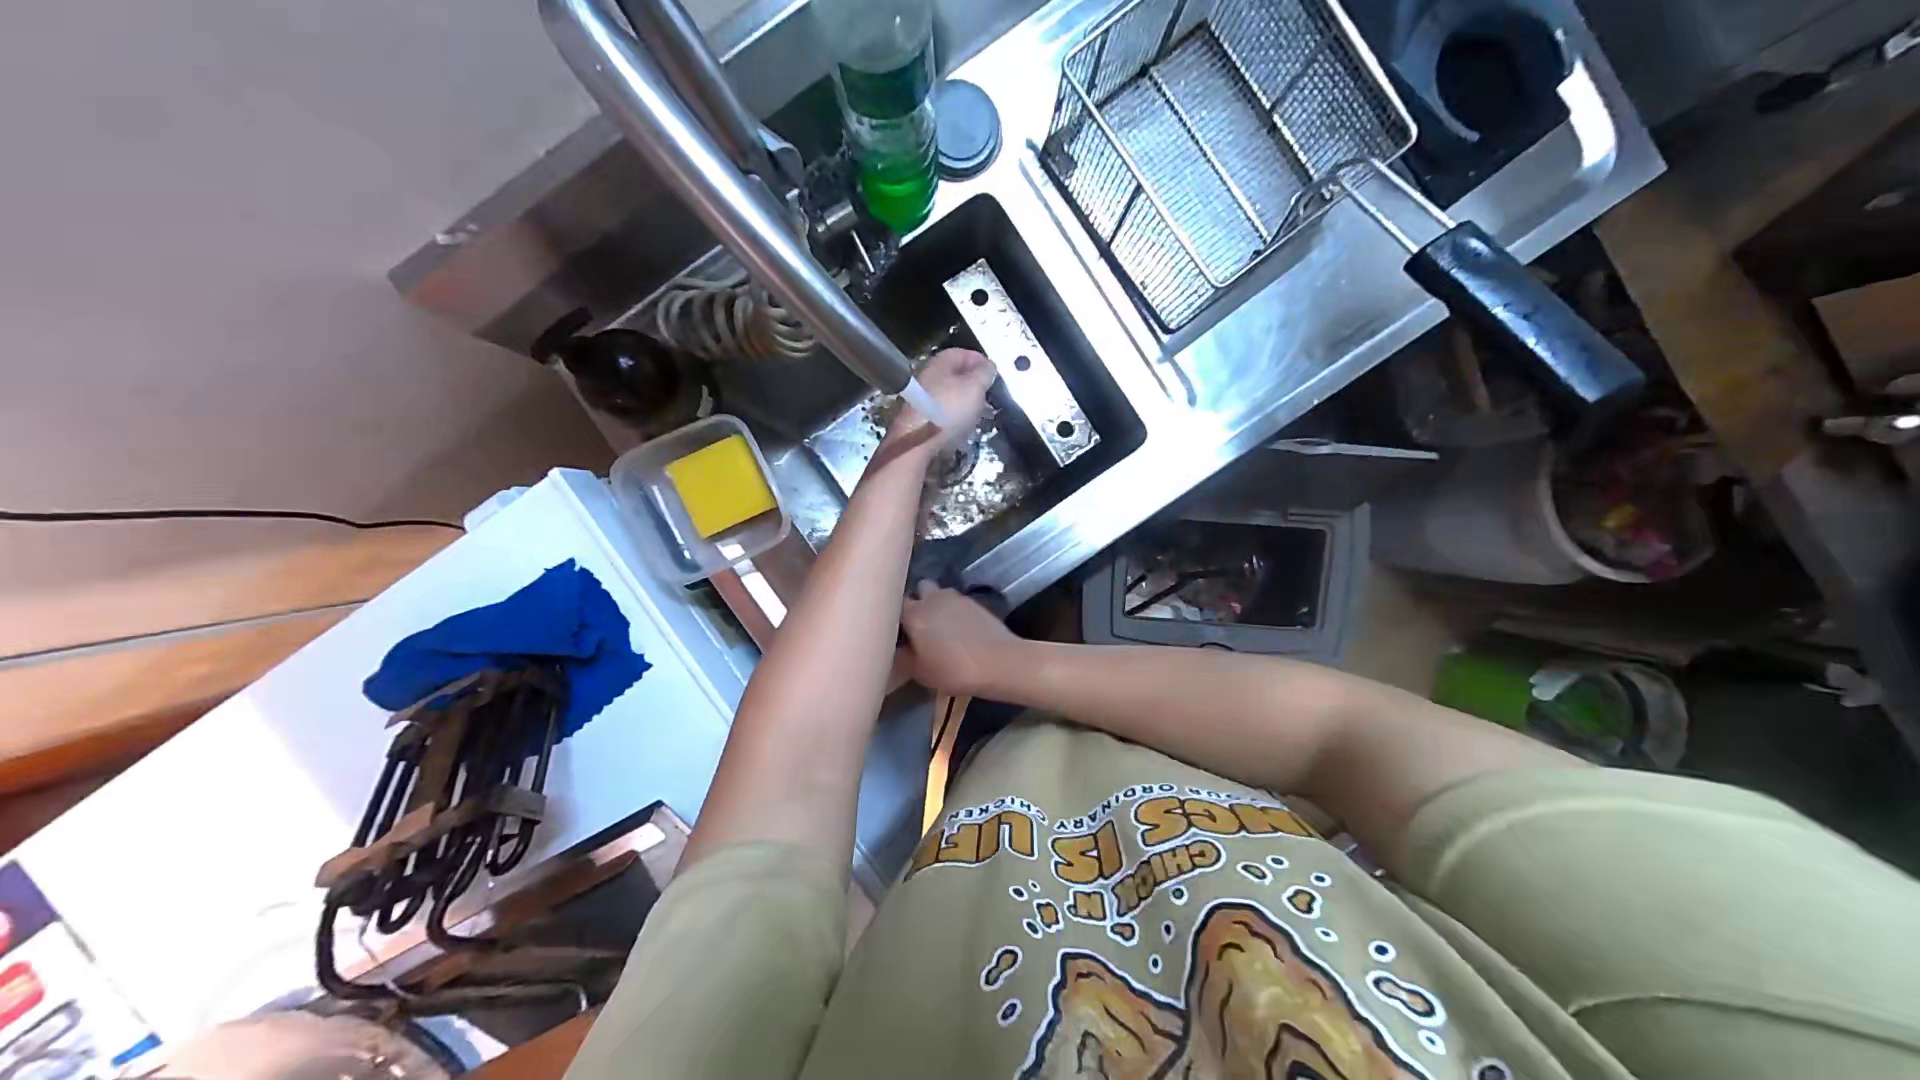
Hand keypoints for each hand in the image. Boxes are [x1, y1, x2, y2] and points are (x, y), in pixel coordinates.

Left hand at [884, 348, 996, 457]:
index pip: (962, 353)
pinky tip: (963, 427)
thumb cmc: (948, 409)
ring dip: (965, 402)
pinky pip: (942, 413)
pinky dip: (955, 417)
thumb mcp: (975, 387)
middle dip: (973, 383)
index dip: (980, 360)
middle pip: (954, 375)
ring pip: (949, 395)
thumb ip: (985, 373)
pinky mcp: (919, 419)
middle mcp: (927, 377)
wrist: (916, 442)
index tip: (993, 372)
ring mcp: (921, 399)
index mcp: (940, 362)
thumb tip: (988, 365)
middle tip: (988, 394)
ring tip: (979, 414)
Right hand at [900, 582, 1022, 695]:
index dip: (896, 614)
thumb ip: (905, 658)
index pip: (896, 604)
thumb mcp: (921, 673)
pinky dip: (955, 611)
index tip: (898, 628)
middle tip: (920, 623)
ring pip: (940, 593)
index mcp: (914, 614)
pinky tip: (960, 629)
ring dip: (938, 604)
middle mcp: (933, 598)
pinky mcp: (975, 602)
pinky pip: (958, 602)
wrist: (999, 661)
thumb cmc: (954, 670)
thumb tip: (899, 651)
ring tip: (942, 625)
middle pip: (920, 589)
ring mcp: (956, 597)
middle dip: (919, 600)